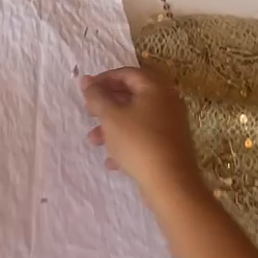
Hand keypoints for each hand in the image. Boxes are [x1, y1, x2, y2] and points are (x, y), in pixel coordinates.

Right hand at [80, 67, 203, 201]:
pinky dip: (127, 142)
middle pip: (132, 95)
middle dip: (107, 105)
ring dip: (113, 126)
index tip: (86, 91)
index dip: (104, 79)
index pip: (127, 73)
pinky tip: (112, 161)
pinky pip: (145, 136)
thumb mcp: (111, 117)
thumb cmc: (138, 142)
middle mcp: (167, 101)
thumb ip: (97, 96)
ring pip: (136, 118)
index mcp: (155, 88)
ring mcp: (171, 124)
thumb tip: (87, 80)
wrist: (171, 184)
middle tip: (89, 113)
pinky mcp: (171, 144)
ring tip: (94, 141)